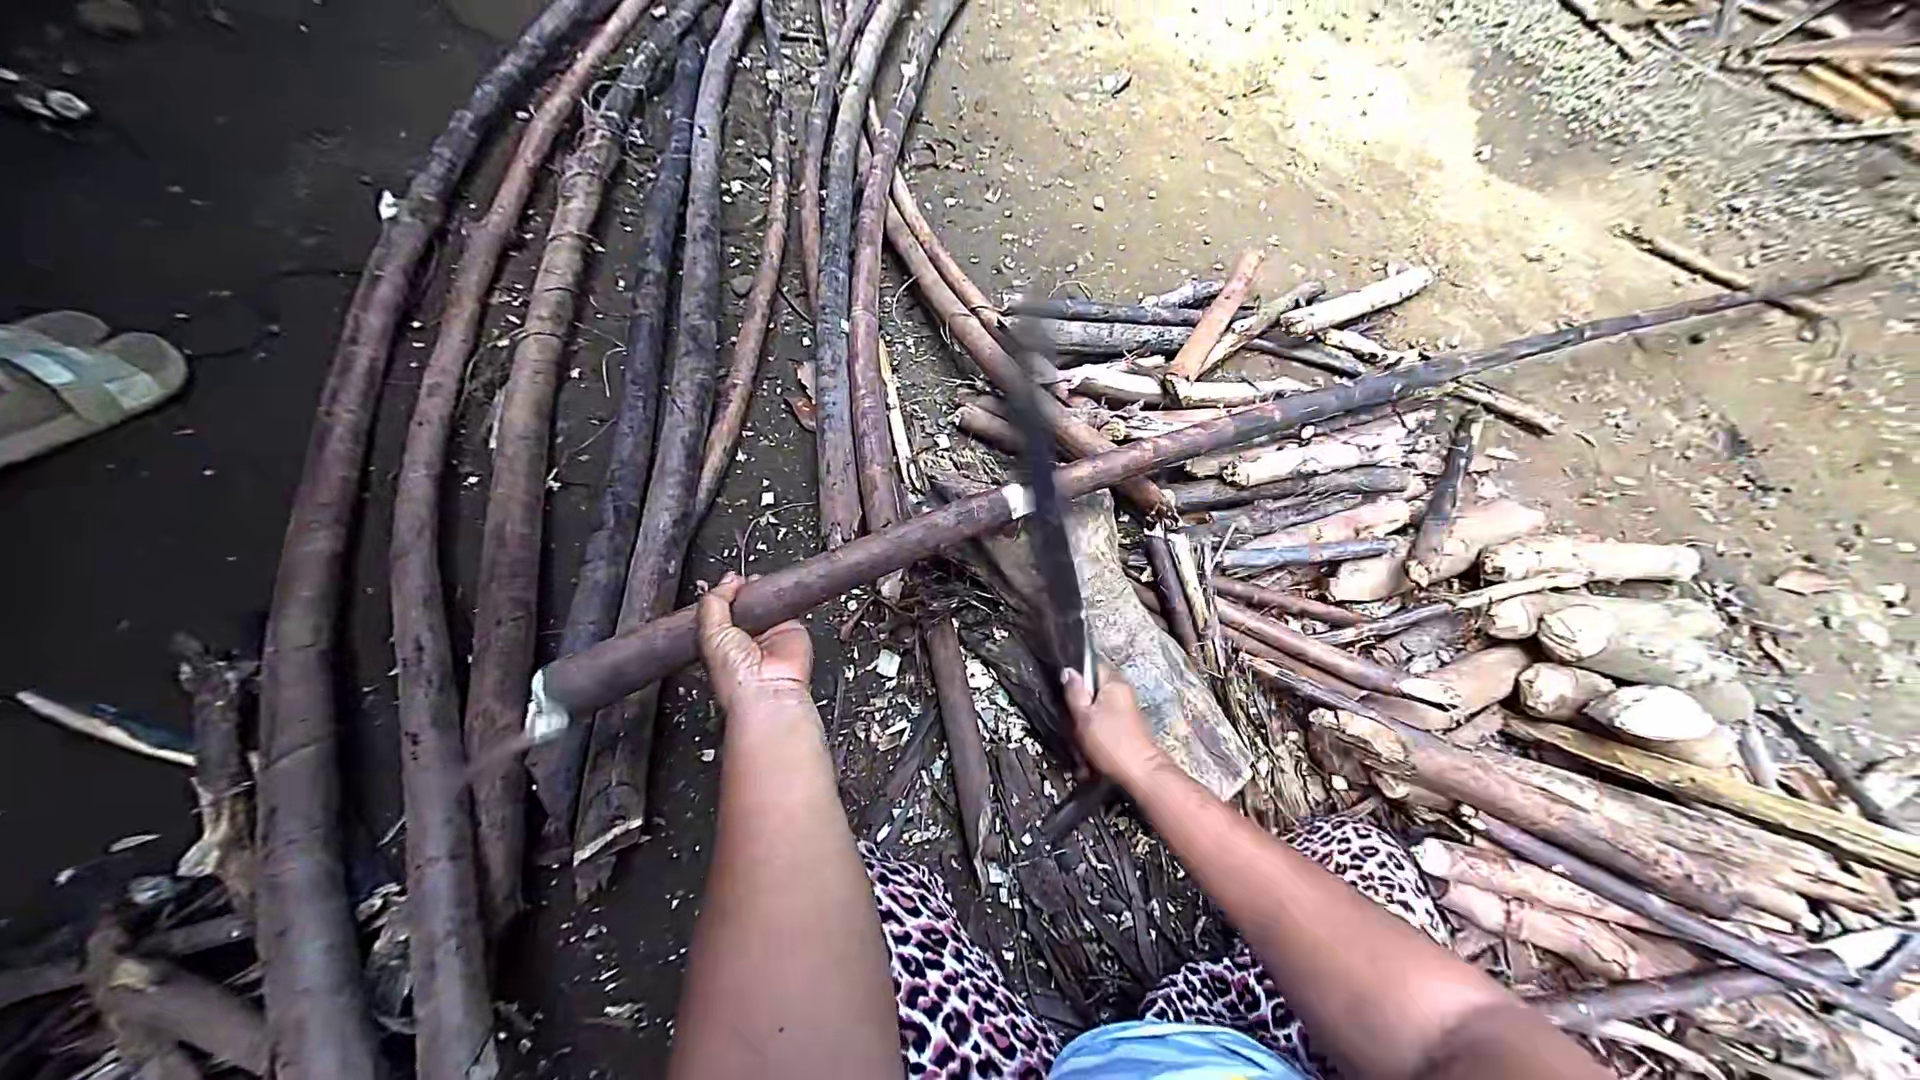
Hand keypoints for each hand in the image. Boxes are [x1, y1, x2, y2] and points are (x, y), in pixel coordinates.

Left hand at [697, 573, 814, 714]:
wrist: (767, 688)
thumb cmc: (735, 678)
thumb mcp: (710, 632)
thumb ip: (714, 602)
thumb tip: (727, 581)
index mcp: (721, 640)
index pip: (722, 608)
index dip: (725, 592)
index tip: (728, 582)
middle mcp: (746, 636)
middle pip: (746, 601)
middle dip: (744, 590)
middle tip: (741, 584)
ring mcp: (770, 631)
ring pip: (767, 601)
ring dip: (763, 592)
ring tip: (758, 591)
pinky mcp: (792, 628)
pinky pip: (789, 605)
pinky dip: (783, 597)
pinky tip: (775, 595)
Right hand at [1063, 663, 1165, 788]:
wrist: (1140, 775)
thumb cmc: (1113, 744)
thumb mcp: (1083, 715)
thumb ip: (1074, 691)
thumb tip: (1068, 671)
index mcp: (1115, 683)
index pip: (1091, 666)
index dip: (1075, 679)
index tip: (1067, 695)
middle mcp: (1122, 694)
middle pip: (1091, 692)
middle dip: (1078, 709)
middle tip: (1074, 724)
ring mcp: (1125, 712)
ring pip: (1094, 712)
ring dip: (1084, 728)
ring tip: (1082, 744)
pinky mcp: (1124, 729)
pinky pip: (1102, 728)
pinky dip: (1094, 739)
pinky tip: (1089, 756)